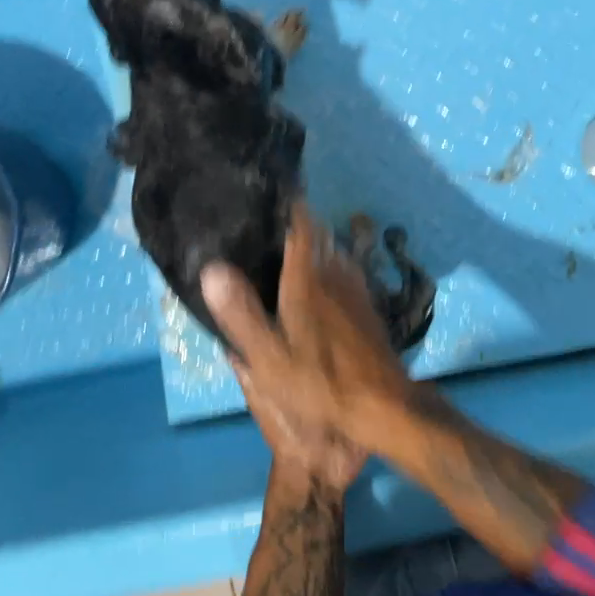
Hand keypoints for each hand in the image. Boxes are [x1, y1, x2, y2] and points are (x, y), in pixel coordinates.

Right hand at [202, 202, 414, 477]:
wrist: (381, 404)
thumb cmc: (319, 382)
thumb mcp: (269, 356)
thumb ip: (241, 312)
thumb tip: (212, 268)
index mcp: (308, 279)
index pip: (303, 226)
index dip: (291, 206)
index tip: (274, 192)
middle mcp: (335, 274)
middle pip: (320, 236)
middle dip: (300, 224)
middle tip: (274, 221)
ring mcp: (357, 290)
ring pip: (336, 253)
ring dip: (318, 245)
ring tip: (293, 247)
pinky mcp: (368, 307)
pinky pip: (348, 272)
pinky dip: (333, 267)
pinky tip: (323, 283)